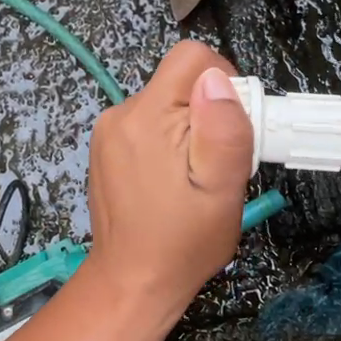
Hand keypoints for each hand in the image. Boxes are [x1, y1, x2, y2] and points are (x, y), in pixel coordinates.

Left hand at [86, 40, 254, 316]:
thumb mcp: (221, 191)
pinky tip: (173, 180)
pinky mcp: (106, 147)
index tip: (235, 125)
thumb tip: (217, 78)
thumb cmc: (183, 242)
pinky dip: (167, 141)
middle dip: (208, 112)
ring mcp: (108, 130)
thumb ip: (223, 131)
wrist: (132, 281)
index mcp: (147, 117)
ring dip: (189, 129)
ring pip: (166, 103)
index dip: (224, 81)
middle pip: (179, 81)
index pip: (191, 58)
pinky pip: (148, 123)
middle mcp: (121, 114)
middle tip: (218, 162)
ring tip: (195, 177)